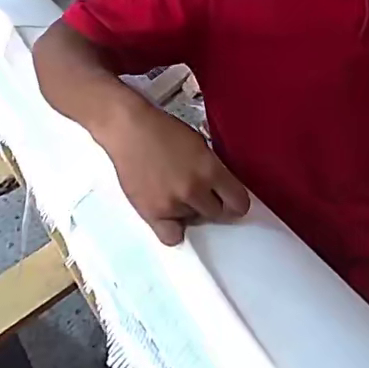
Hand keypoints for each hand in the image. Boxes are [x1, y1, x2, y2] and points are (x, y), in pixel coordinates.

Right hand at [100, 101, 250, 244]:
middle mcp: (194, 191)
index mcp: (210, 170)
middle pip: (218, 214)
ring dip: (190, 210)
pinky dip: (173, 228)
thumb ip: (213, 169)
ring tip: (176, 191)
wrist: (130, 130)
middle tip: (201, 192)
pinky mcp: (151, 213)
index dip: (235, 201)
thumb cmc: (163, 131)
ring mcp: (172, 204)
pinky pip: (172, 237)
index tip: (230, 199)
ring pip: (194, 221)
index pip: (239, 202)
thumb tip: (222, 189)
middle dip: (213, 204)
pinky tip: (169, 213)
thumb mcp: (199, 145)